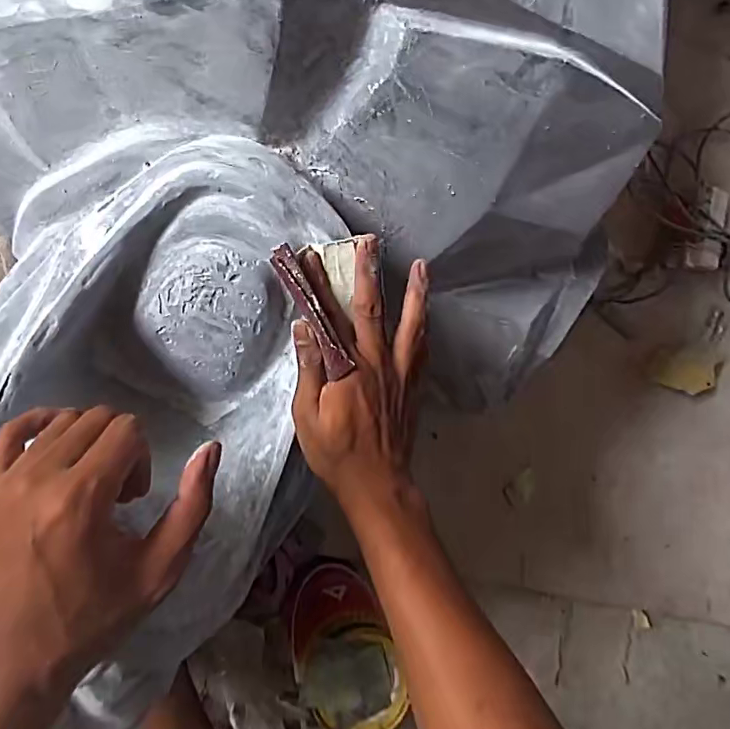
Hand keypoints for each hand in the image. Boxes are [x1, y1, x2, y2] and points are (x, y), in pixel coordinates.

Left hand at [0, 406, 220, 701]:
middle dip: (117, 446)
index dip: (142, 458)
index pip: (127, 429)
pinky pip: (13, 430)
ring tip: (84, 484)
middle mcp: (41, 476)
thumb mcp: (156, 574)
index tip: (133, 499)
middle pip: (96, 419)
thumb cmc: (88, 621)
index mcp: (83, 495)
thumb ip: (192, 508)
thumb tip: (209, 449)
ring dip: (84, 441)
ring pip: (60, 421)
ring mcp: (6, 479)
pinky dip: (39, 425)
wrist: (10, 664)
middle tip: (114, 494)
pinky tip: (53, 446)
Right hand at [290, 235, 428, 511]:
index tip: (307, 259)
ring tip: (421, 266)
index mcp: (346, 369)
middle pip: (369, 309)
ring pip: (409, 324)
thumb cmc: (336, 453)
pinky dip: (423, 328)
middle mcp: (376, 363)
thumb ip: (309, 368)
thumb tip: (304, 327)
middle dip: (365, 273)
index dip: (315, 285)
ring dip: (414, 293)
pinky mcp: (412, 386)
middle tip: (367, 243)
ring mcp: (399, 373)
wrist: (378, 485)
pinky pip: (421, 350)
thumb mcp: (306, 415)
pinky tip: (424, 315)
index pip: (326, 317)